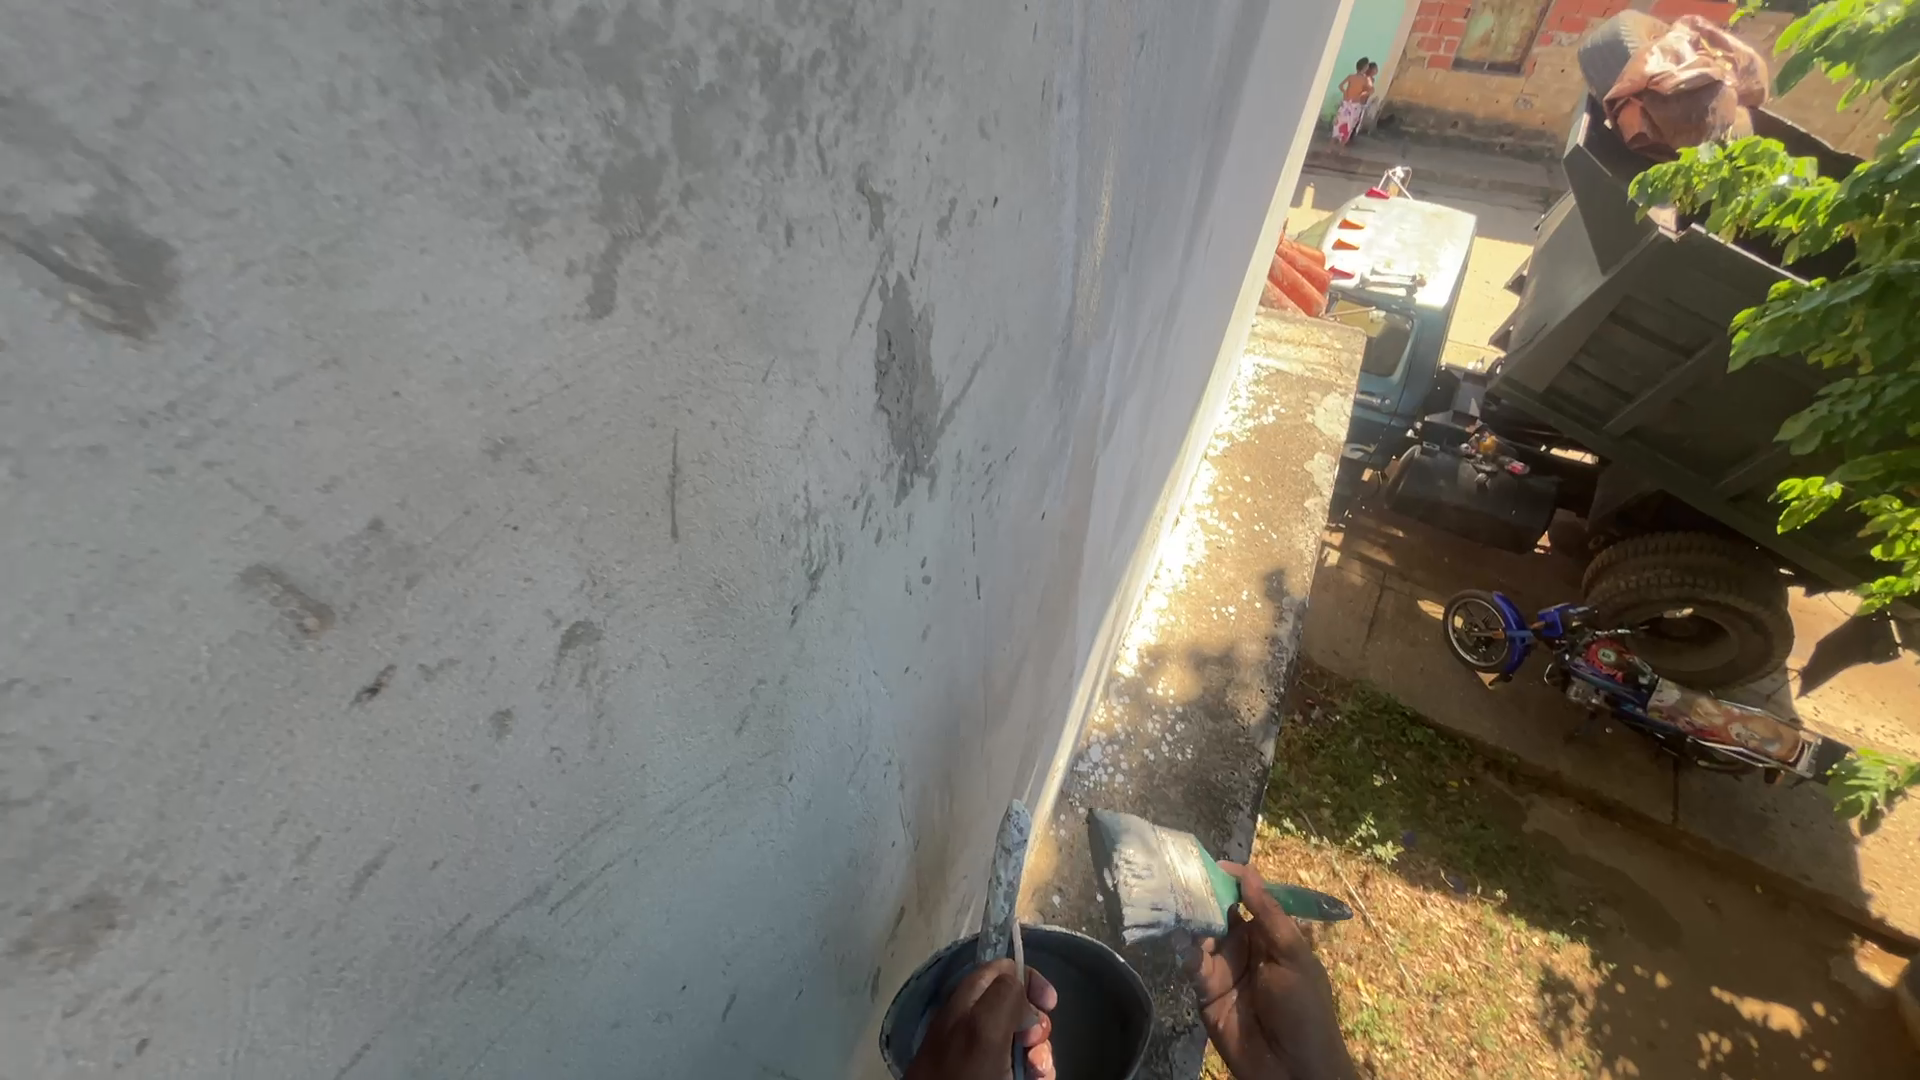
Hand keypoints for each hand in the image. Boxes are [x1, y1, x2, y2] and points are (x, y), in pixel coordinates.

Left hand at [904, 958, 1056, 1079]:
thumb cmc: (964, 1076)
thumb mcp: (984, 1027)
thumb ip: (1005, 994)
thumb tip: (1023, 989)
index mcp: (968, 998)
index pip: (1003, 970)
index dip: (1029, 979)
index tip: (1049, 1003)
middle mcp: (975, 1020)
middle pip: (1019, 1007)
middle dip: (1037, 1023)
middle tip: (1033, 1043)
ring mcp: (983, 1053)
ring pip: (1024, 1041)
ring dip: (1040, 1053)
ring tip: (1038, 1071)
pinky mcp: (992, 1075)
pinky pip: (1023, 1067)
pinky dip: (1037, 1072)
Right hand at [1182, 862, 1357, 1079]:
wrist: (1295, 1075)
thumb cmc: (1305, 1012)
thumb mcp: (1294, 959)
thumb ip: (1269, 916)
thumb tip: (1247, 873)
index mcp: (1267, 935)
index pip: (1245, 897)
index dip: (1230, 879)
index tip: (1212, 865)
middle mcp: (1242, 946)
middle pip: (1216, 911)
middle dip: (1201, 895)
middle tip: (1182, 879)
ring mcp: (1222, 968)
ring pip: (1199, 933)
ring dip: (1190, 921)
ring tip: (1178, 908)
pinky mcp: (1205, 991)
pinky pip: (1192, 965)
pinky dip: (1187, 953)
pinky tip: (1186, 947)